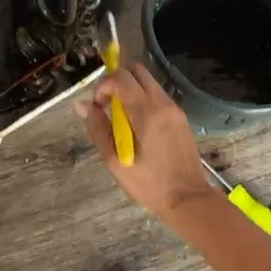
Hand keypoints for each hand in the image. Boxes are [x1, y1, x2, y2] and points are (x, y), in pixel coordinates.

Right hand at [75, 64, 219, 219]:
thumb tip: (82, 105)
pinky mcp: (181, 118)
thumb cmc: (149, 184)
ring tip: (122, 120)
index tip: (98, 106)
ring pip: (149, 82)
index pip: (122, 77)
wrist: (188, 198)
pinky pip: (158, 97)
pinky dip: (143, 101)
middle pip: (137, 71)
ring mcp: (175, 109)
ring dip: (131, 91)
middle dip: (117, 82)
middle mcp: (163, 104)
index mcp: (147, 113)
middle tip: (108, 106)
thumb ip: (98, 128)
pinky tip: (138, 127)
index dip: (103, 86)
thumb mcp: (115, 160)